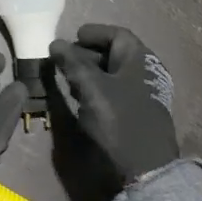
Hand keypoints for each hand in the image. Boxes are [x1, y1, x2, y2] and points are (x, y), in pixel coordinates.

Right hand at [49, 24, 179, 185]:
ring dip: (92, 74)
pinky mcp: (139, 115)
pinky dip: (99, 91)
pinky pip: (117, 94)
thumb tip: (55, 43)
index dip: (93, 34)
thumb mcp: (92, 89)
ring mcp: (145, 95)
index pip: (117, 35)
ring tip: (68, 80)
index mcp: (140, 59)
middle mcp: (146, 72)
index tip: (72, 37)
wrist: (145, 167)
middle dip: (88, 55)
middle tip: (64, 60)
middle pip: (116, 55)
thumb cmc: (118, 121)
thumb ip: (73, 63)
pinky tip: (83, 101)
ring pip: (115, 76)